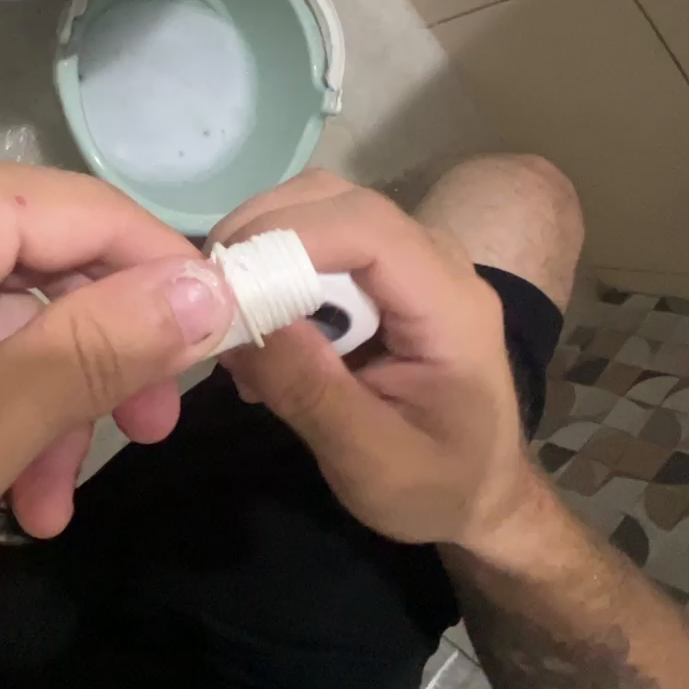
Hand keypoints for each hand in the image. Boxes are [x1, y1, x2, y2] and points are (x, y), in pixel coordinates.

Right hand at [209, 171, 542, 552]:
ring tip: (232, 313)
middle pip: (335, 200)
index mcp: (450, 308)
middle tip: (209, 297)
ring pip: (318, 205)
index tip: (224, 283)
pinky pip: (314, 233)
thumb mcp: (373, 464)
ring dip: (259, 244)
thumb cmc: (436, 486)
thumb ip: (311, 392)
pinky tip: (256, 321)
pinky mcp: (379, 267)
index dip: (290, 238)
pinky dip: (269, 260)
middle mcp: (433, 260)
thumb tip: (239, 316)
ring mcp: (406, 255)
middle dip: (260, 234)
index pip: (369, 229)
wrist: (479, 489)